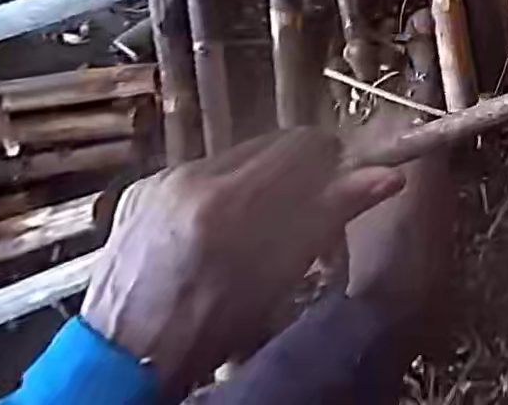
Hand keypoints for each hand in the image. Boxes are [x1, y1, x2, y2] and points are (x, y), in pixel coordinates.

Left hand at [80, 128, 404, 393]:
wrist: (119, 364)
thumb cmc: (210, 328)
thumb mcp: (279, 276)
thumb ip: (332, 213)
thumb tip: (387, 177)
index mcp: (229, 201)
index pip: (300, 144)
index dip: (326, 158)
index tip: (337, 178)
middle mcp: (192, 176)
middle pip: (269, 143)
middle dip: (295, 168)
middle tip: (303, 204)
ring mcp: (162, 178)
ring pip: (236, 155)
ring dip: (257, 177)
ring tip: (255, 221)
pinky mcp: (141, 186)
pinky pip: (199, 169)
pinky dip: (219, 188)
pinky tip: (214, 226)